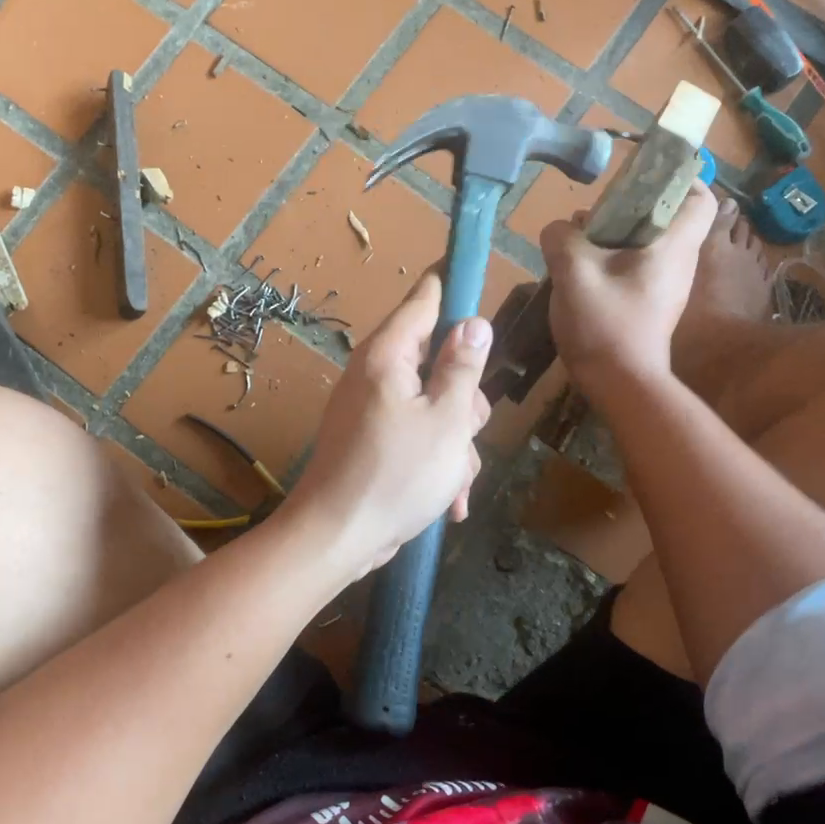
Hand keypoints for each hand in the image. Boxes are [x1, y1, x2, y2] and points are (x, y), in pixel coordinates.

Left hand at [287, 274, 491, 576]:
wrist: (337, 538)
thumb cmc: (396, 476)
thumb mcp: (447, 420)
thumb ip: (462, 368)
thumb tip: (473, 322)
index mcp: (388, 355)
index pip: (426, 297)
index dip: (458, 287)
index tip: (487, 285)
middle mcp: (376, 374)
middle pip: (439, 360)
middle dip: (465, 399)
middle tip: (467, 428)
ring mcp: (373, 410)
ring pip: (436, 407)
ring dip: (455, 442)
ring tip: (452, 479)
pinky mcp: (374, 443)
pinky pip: (418, 438)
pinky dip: (436, 464)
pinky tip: (447, 499)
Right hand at [541, 181, 718, 386]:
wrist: (621, 385)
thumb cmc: (606, 324)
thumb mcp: (573, 273)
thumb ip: (562, 238)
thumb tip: (560, 228)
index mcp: (674, 245)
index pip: (699, 197)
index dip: (679, 178)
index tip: (643, 177)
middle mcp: (680, 263)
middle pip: (666, 219)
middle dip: (631, 209)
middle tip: (593, 216)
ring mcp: (668, 288)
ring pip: (648, 246)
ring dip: (616, 239)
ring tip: (579, 246)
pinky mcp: (653, 308)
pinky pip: (638, 271)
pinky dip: (614, 264)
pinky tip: (583, 277)